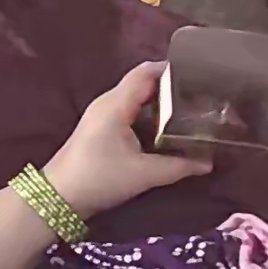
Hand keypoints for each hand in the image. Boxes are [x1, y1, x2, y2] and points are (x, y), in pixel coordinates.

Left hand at [44, 62, 211, 218]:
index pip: (147, 72)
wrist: (58, 198)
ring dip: (161, 104)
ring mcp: (101, 115)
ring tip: (191, 113)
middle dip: (172, 89)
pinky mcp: (100, 129)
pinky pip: (129, 112)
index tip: (200, 77)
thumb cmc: (99, 179)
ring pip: (137, 99)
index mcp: (116, 103)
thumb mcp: (143, 174)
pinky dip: (149, 116)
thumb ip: (179, 166)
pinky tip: (166, 130)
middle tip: (201, 98)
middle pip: (144, 83)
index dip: (173, 70)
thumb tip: (209, 162)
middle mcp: (108, 102)